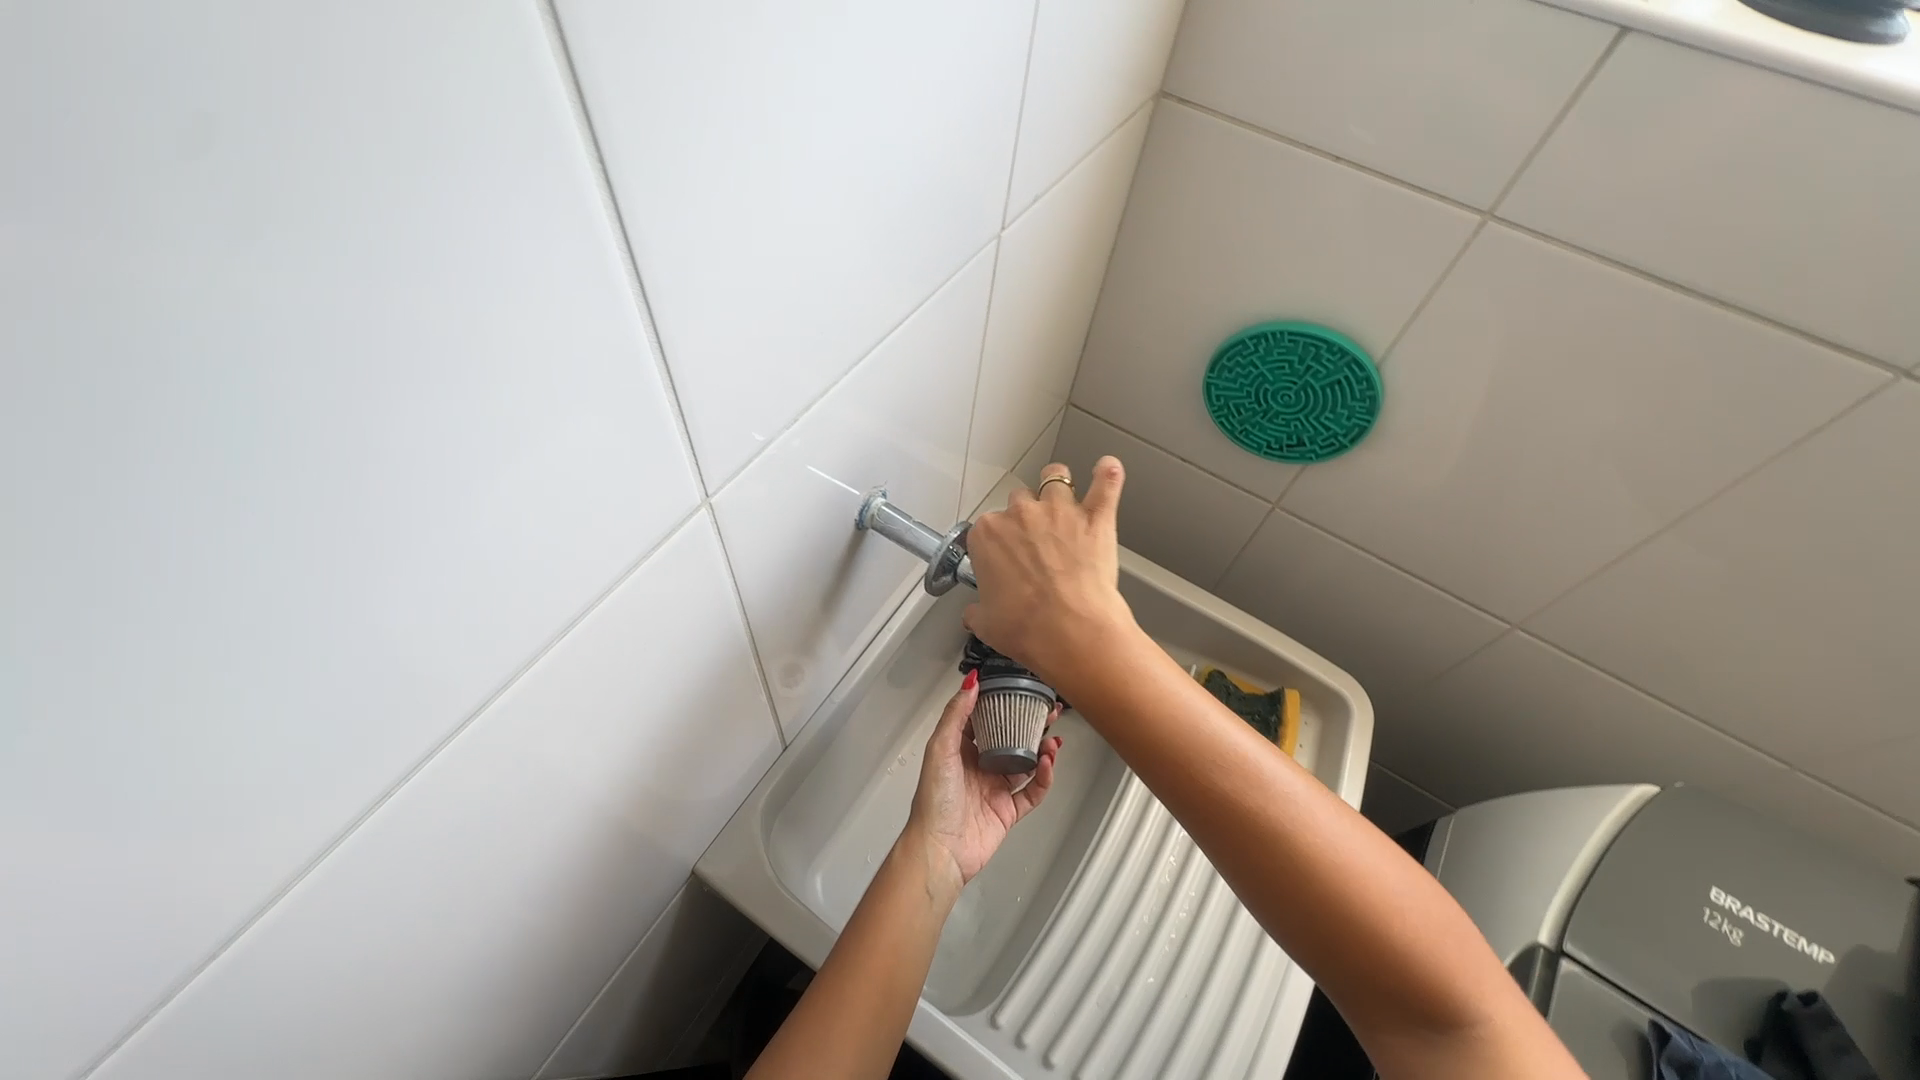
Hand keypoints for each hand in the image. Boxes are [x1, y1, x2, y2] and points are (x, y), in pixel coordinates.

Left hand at [905, 673, 1062, 886]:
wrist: (940, 850)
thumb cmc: (934, 802)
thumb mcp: (940, 748)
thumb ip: (957, 714)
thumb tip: (970, 683)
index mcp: (959, 749)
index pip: (984, 719)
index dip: (1002, 703)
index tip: (1020, 690)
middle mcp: (978, 766)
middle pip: (1010, 739)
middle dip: (1030, 725)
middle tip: (1050, 713)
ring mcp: (994, 788)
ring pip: (1025, 763)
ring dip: (1041, 750)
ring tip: (1052, 741)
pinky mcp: (1007, 811)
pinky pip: (1032, 791)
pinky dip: (1044, 778)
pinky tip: (1048, 765)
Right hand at [962, 457, 1135, 689]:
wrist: (1071, 632)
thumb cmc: (1029, 626)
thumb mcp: (987, 623)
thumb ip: (978, 611)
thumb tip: (976, 615)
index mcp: (988, 534)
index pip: (985, 527)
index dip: (995, 543)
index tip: (1001, 558)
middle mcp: (1022, 514)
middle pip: (1018, 499)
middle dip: (1024, 515)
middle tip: (1032, 540)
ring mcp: (1060, 511)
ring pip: (1055, 477)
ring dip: (1056, 484)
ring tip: (1060, 495)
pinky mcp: (1095, 518)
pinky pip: (1105, 484)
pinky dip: (1107, 475)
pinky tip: (1107, 468)